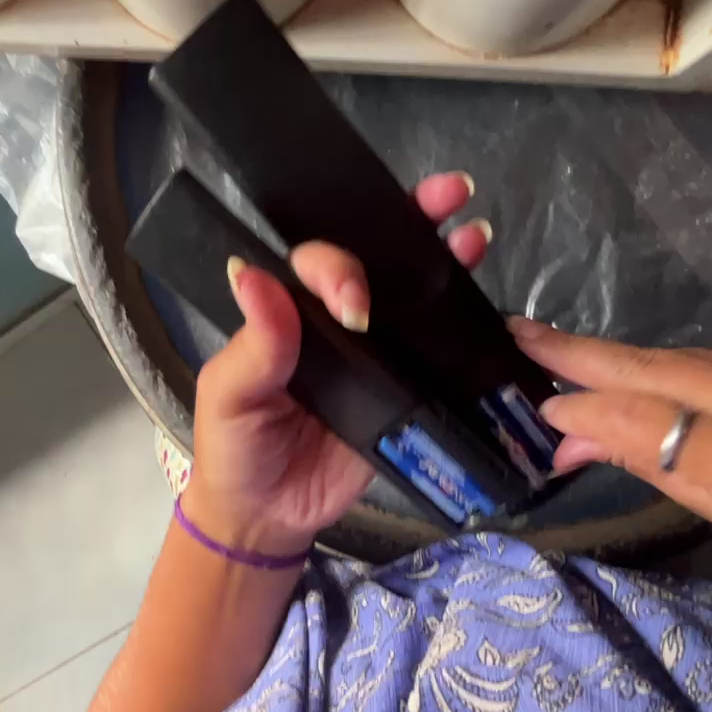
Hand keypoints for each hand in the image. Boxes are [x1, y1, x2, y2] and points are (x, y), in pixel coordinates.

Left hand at [180, 172, 491, 556]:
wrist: (270, 515)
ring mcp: (370, 356)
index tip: (352, 301)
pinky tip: (482, 294)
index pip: (314, 266)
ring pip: (406, 297)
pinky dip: (457, 321)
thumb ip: (253, 345)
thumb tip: (252, 275)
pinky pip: (431, 350)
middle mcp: (329, 326)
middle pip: (368, 262)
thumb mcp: (230, 396)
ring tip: (473, 232)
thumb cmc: (235, 449)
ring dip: (441, 258)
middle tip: (446, 195)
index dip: (337, 267)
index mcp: (283, 316)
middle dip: (406, 222)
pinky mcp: (400, 392)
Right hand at [508, 323, 711, 579]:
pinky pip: (697, 360)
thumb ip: (647, 465)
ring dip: (609, 360)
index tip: (539, 407)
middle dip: (578, 353)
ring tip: (552, 351)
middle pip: (651, 371)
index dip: (585, 410)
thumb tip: (568, 440)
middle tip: (519, 332)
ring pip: (669, 360)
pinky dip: (651, 368)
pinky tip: (624, 373)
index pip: (645, 422)